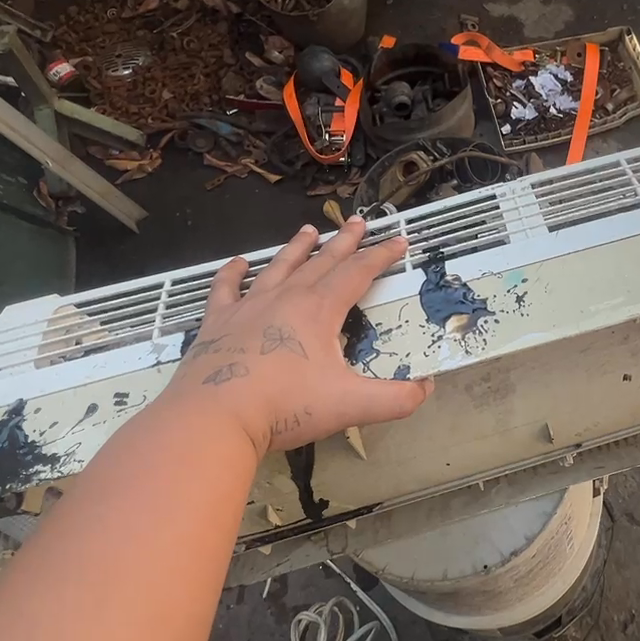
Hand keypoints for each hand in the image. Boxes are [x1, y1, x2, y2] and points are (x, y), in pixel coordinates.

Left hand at [168, 218, 433, 456]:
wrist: (213, 418)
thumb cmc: (284, 407)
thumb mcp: (351, 406)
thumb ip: (395, 399)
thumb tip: (426, 389)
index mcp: (319, 310)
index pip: (358, 272)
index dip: (381, 255)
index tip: (398, 240)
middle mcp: (286, 297)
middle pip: (322, 260)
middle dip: (345, 241)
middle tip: (358, 222)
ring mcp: (248, 306)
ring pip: (279, 266)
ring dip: (298, 247)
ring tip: (310, 229)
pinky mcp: (217, 322)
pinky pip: (226, 288)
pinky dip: (232, 273)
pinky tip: (238, 262)